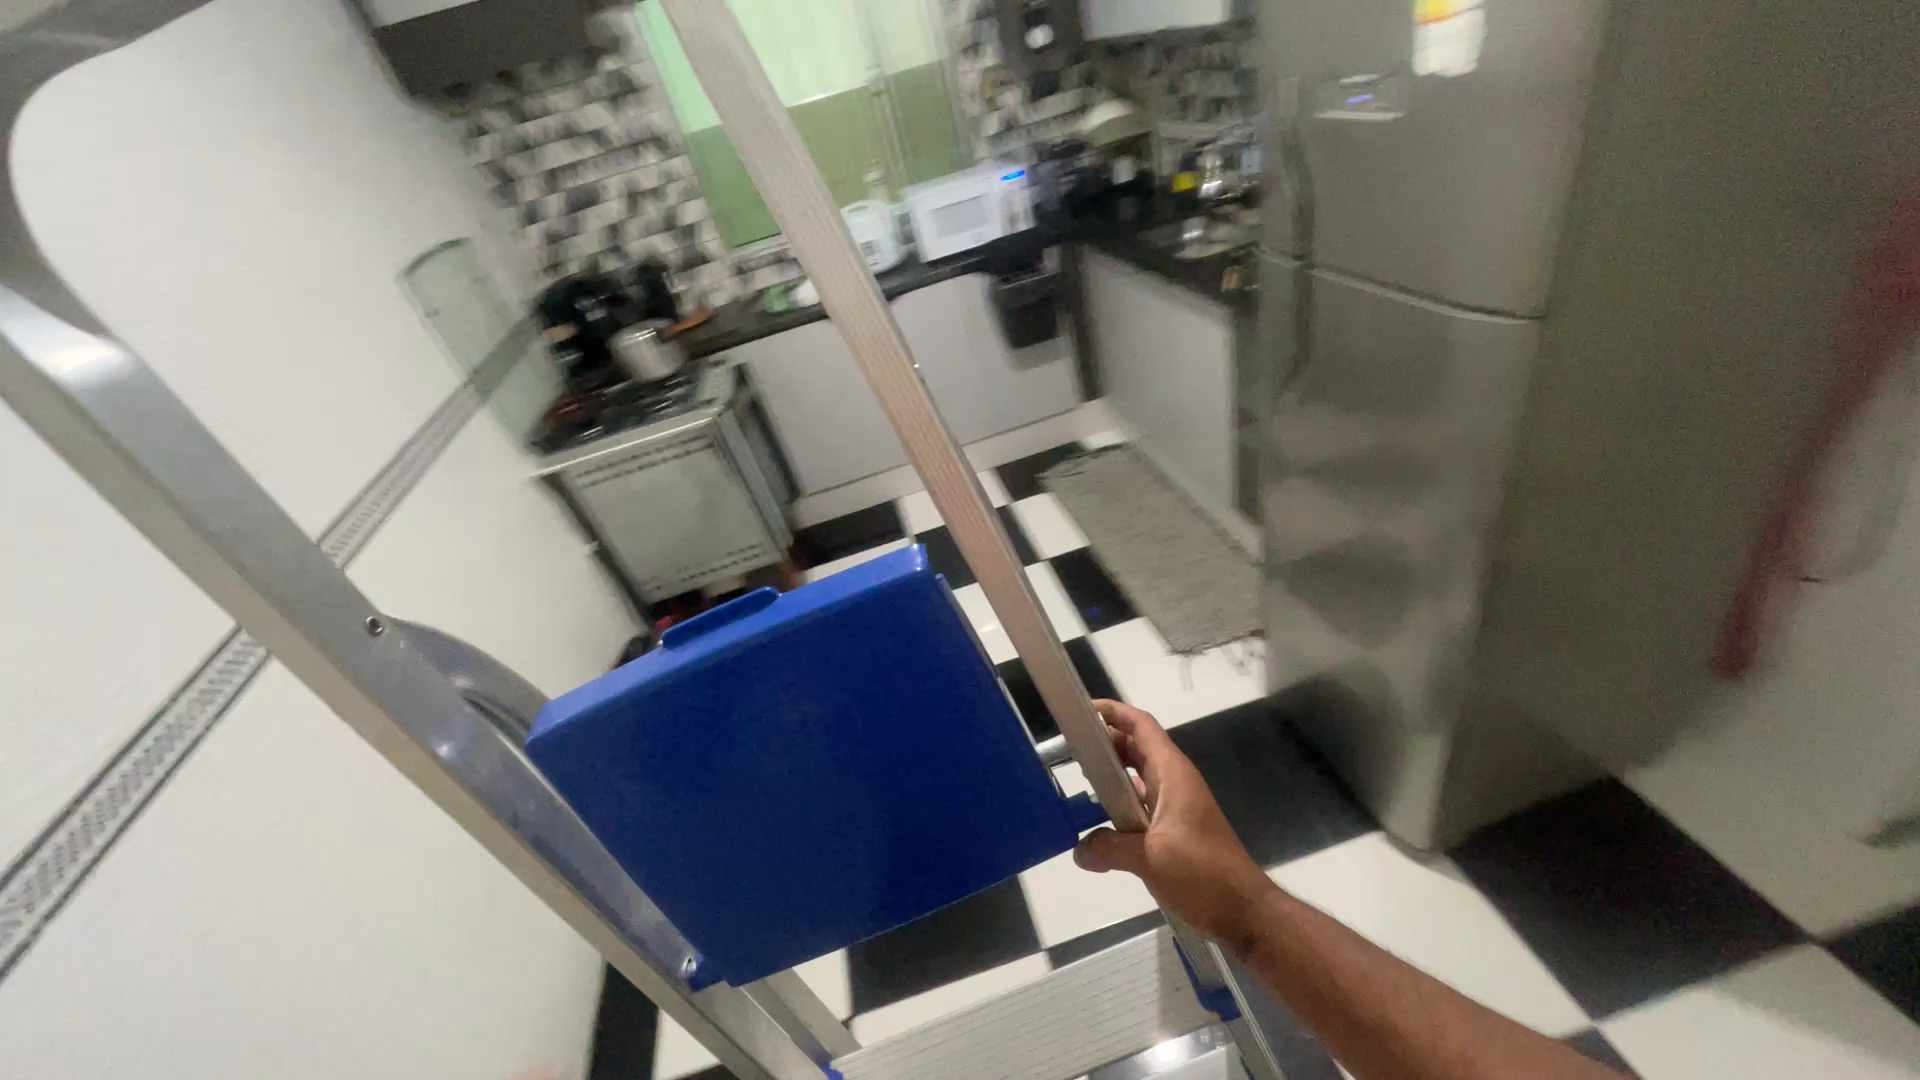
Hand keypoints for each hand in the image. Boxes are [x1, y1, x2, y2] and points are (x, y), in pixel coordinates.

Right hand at [1073, 699, 1276, 953]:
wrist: (1245, 912)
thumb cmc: (1204, 874)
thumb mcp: (1150, 859)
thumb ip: (1109, 849)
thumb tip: (1078, 849)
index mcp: (1172, 774)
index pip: (1142, 726)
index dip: (1114, 712)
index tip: (1082, 711)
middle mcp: (1174, 782)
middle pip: (1136, 748)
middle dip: (1105, 743)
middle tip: (1069, 748)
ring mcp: (1175, 806)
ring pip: (1137, 778)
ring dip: (1110, 776)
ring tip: (1076, 782)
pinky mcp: (1173, 830)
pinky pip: (1140, 806)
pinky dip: (1118, 806)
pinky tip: (1098, 823)